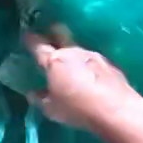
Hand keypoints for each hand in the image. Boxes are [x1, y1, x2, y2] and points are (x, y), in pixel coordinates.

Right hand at [26, 32, 142, 132]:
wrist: (117, 111)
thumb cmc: (77, 109)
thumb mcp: (51, 109)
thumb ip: (40, 99)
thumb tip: (33, 93)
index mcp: (54, 61)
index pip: (38, 45)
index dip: (30, 39)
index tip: (26, 34)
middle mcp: (73, 52)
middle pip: (60, 33)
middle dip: (52, 31)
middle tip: (48, 33)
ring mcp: (93, 56)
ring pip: (77, 48)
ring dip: (71, 52)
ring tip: (70, 62)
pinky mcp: (110, 64)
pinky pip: (92, 60)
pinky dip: (87, 65)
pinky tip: (89, 76)